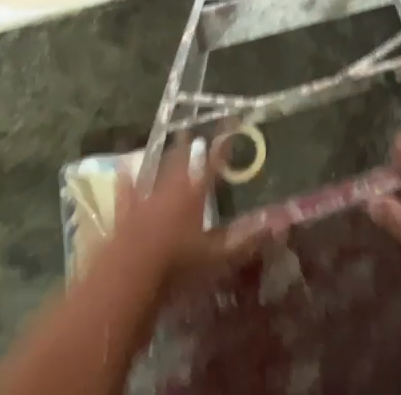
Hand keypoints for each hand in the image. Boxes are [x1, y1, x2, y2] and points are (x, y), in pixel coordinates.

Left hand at [108, 134, 266, 290]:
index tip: (231, 121)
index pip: (213, 163)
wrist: (126, 279)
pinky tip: (121, 171)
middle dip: (187, 144)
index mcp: (194, 197)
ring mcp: (142, 201)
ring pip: (153, 171)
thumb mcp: (219, 258)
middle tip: (191, 128)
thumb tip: (280, 222)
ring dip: (159, 157)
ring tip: (162, 140)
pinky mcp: (121, 215)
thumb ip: (247, 240)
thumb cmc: (177, 268)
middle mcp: (169, 191)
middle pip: (180, 161)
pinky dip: (124, 181)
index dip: (223, 144)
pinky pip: (124, 192)